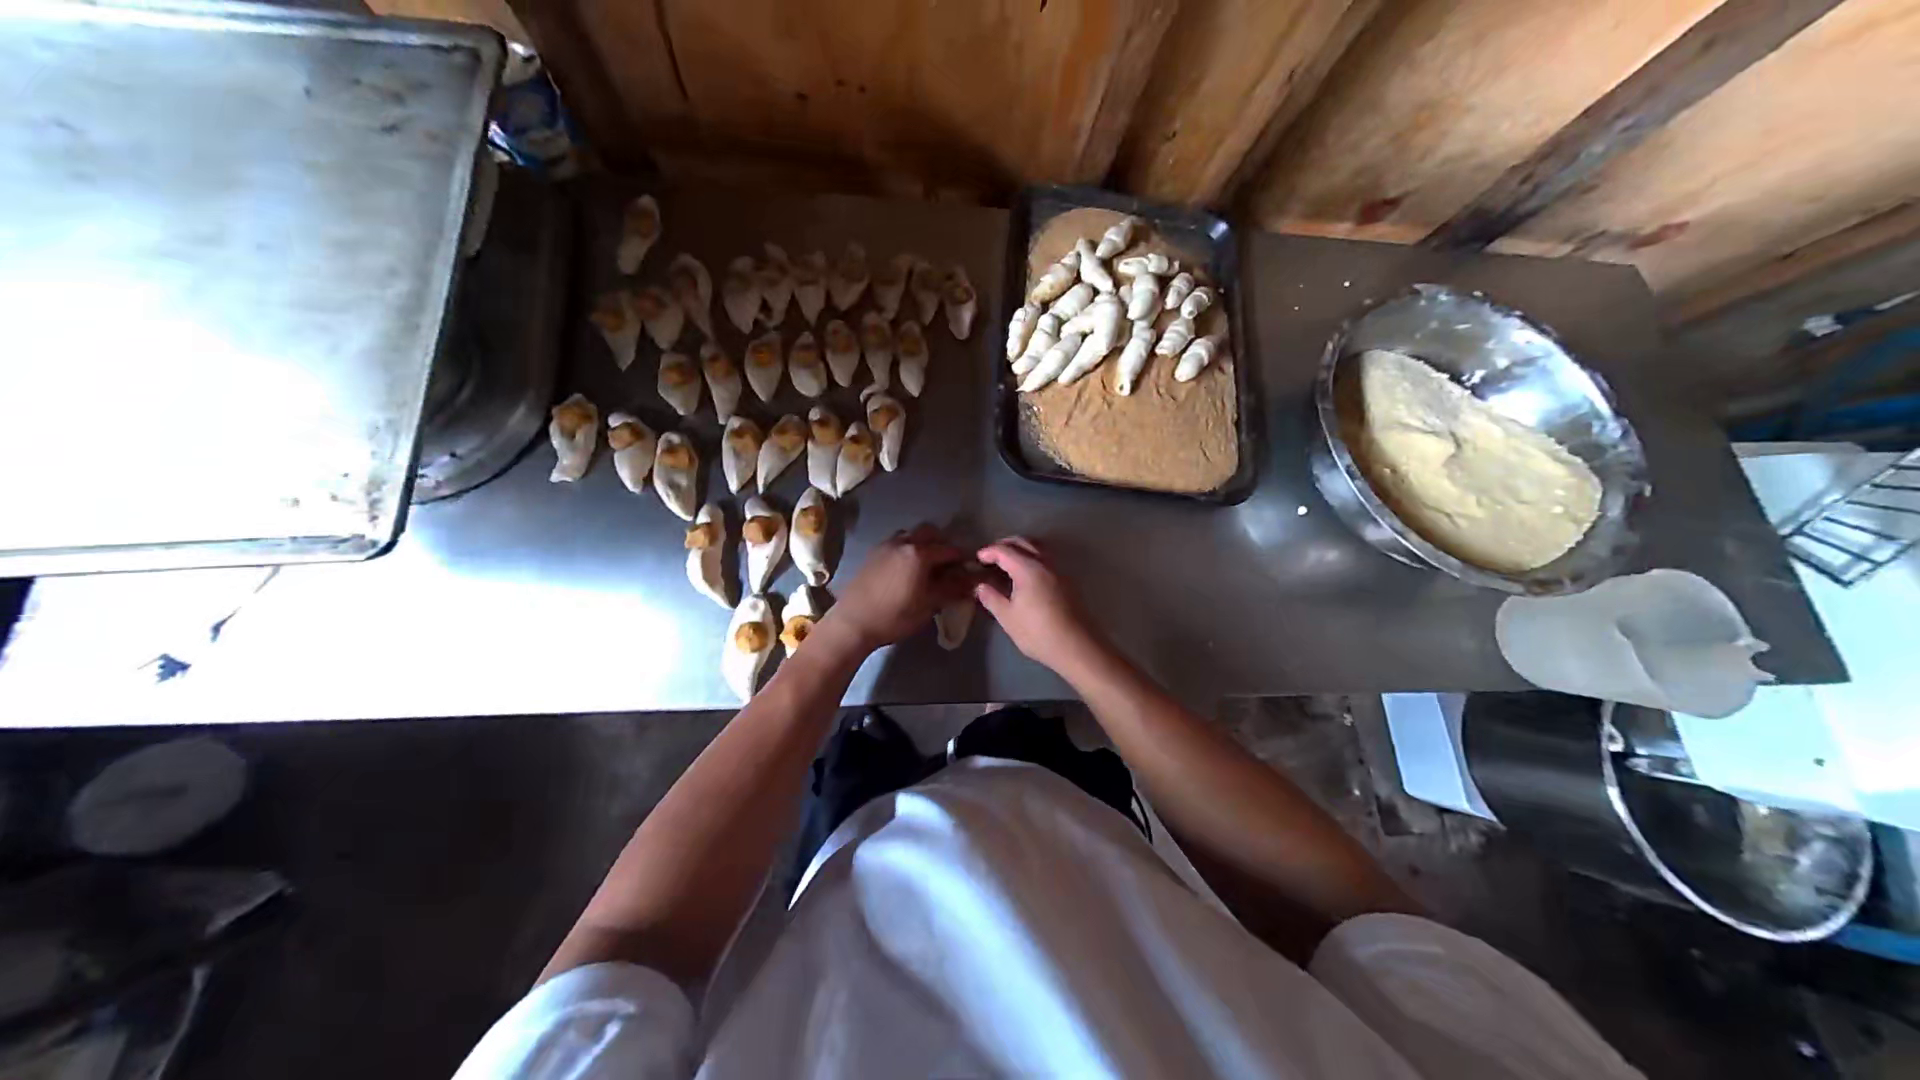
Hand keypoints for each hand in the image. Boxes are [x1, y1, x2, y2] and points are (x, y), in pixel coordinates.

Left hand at [818, 524, 972, 653]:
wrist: (853, 623)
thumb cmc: (895, 616)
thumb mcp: (928, 605)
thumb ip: (951, 589)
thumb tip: (972, 581)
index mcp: (920, 553)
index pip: (950, 550)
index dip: (963, 558)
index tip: (970, 568)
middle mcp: (903, 542)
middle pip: (930, 532)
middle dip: (942, 544)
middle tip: (948, 564)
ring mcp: (885, 545)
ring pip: (911, 535)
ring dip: (923, 544)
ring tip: (926, 565)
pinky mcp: (873, 554)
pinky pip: (896, 542)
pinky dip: (907, 549)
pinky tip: (906, 569)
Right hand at [974, 537, 1108, 678]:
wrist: (1077, 646)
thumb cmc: (1038, 632)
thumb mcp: (1008, 618)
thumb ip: (992, 598)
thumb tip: (980, 587)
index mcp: (1028, 569)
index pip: (1004, 551)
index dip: (989, 552)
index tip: (977, 558)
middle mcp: (1045, 563)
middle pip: (1023, 543)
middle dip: (1005, 545)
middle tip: (991, 556)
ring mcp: (1059, 571)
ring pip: (1038, 549)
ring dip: (1021, 549)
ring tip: (1008, 562)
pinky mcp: (1068, 582)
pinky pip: (1046, 560)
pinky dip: (1033, 558)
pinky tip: (1026, 575)